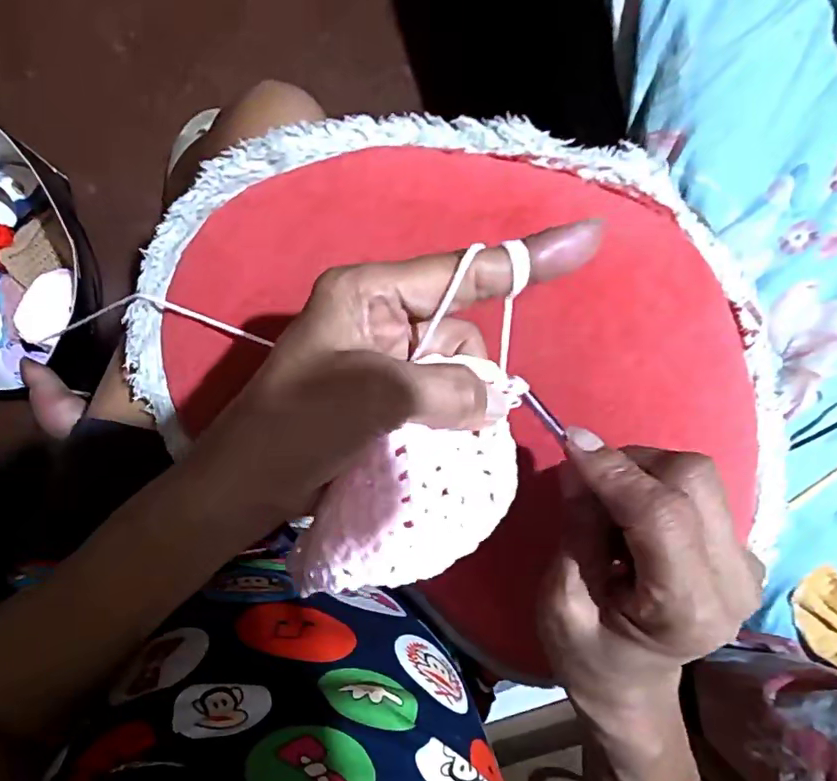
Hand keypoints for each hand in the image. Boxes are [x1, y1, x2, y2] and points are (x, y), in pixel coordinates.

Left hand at [187, 219, 604, 520]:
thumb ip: (446, 389)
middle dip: (467, 373)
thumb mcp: (375, 396)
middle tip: (439, 412)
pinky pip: (433, 401)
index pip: (459, 272)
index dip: (523, 261)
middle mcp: (376, 320)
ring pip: (450, 375)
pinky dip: (445, 421)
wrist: (248, 485)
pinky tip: (438, 441)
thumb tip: (492, 401)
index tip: (589, 238)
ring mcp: (377, 363)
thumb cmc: (297, 426)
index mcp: (367, 294)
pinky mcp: (377, 403)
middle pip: (459, 333)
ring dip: (456, 405)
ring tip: (420, 435)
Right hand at [538, 434, 762, 753]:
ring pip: (699, 479)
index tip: (571, 441)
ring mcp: (746, 563)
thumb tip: (579, 467)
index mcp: (688, 607)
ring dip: (643, 474)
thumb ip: (578, 533)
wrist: (632, 687)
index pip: (661, 514)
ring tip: (605, 507)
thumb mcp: (561, 603)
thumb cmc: (587, 656)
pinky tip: (630, 520)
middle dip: (632, 464)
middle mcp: (734, 580)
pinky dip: (656, 489)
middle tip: (586, 480)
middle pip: (694, 480)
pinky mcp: (741, 550)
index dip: (615, 472)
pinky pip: (700, 494)